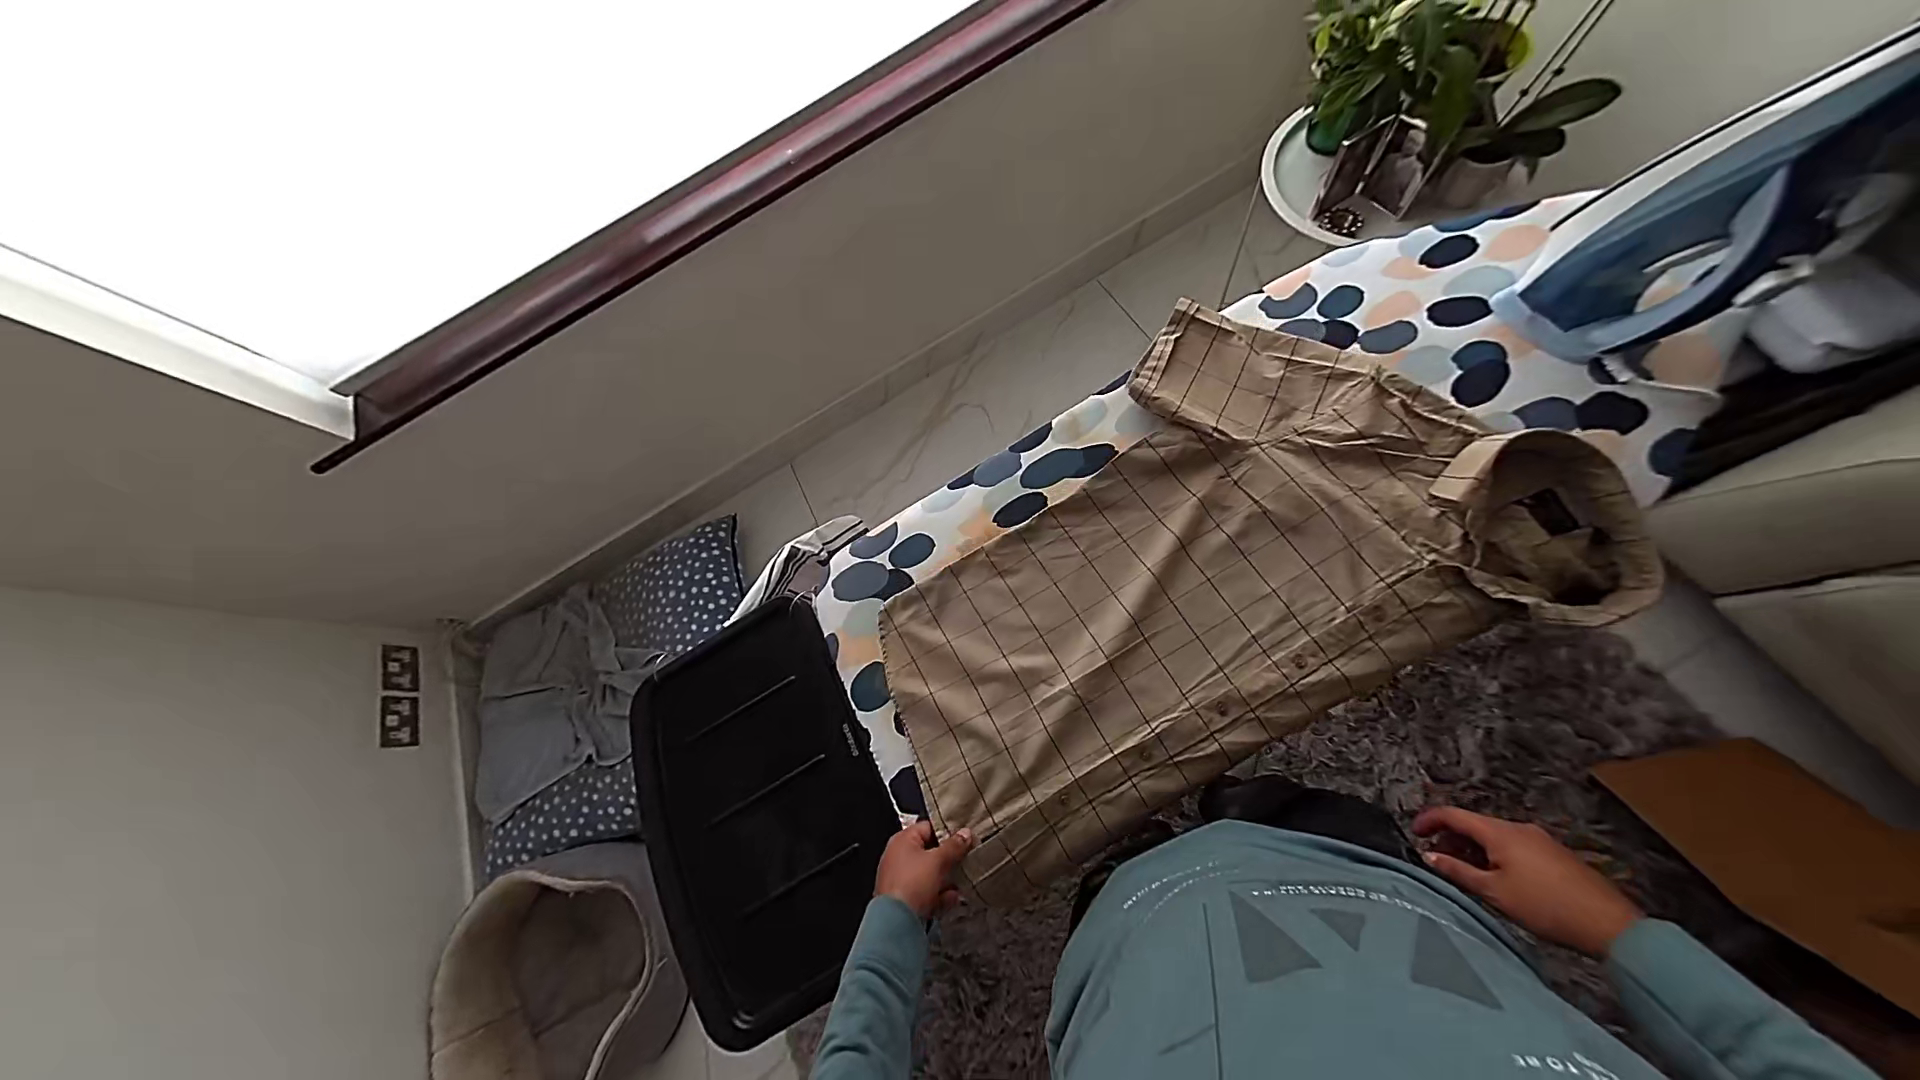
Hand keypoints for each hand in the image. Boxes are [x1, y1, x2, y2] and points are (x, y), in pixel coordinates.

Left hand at [874, 820, 973, 918]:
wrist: (896, 923)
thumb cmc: (913, 883)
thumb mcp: (937, 860)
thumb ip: (954, 846)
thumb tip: (966, 833)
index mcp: (903, 840)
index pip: (929, 827)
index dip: (948, 831)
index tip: (966, 837)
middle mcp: (899, 857)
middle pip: (930, 852)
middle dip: (949, 858)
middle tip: (967, 859)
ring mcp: (902, 879)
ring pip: (930, 874)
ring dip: (947, 879)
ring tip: (963, 880)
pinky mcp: (905, 900)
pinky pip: (926, 892)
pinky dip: (939, 895)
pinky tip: (952, 899)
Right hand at [1412, 806, 1642, 956]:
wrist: (1614, 928)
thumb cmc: (1546, 907)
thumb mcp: (1494, 892)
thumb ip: (1457, 870)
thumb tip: (1429, 855)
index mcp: (1499, 832)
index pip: (1452, 814)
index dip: (1428, 820)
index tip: (1413, 832)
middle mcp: (1518, 828)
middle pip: (1473, 823)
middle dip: (1451, 837)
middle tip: (1439, 858)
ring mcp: (1540, 839)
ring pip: (1493, 835)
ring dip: (1473, 847)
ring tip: (1467, 871)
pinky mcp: (1555, 854)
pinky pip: (1513, 844)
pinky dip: (1495, 853)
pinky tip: (1498, 876)